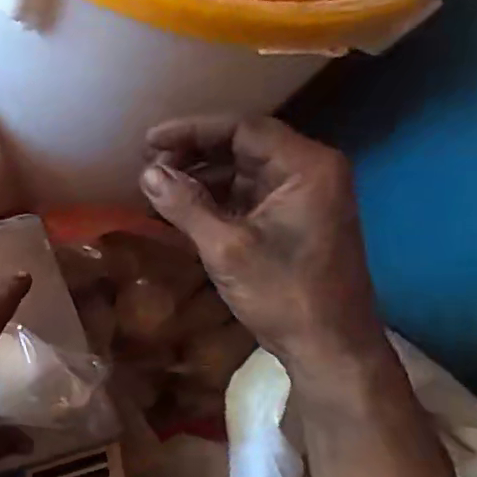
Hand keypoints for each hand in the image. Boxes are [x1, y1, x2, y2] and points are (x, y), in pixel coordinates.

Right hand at [140, 116, 385, 373]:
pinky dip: (214, 197)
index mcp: (306, 167)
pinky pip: (247, 194)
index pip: (243, 128)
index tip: (149, 141)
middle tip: (149, 164)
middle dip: (194, 152)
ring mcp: (302, 196)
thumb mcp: (226, 248)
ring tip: (158, 185)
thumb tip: (147, 173)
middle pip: (243, 144)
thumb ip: (185, 205)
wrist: (330, 347)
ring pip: (243, 169)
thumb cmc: (284, 294)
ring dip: (201, 175)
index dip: (191, 130)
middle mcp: (309, 171)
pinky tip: (181, 206)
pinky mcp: (292, 219)